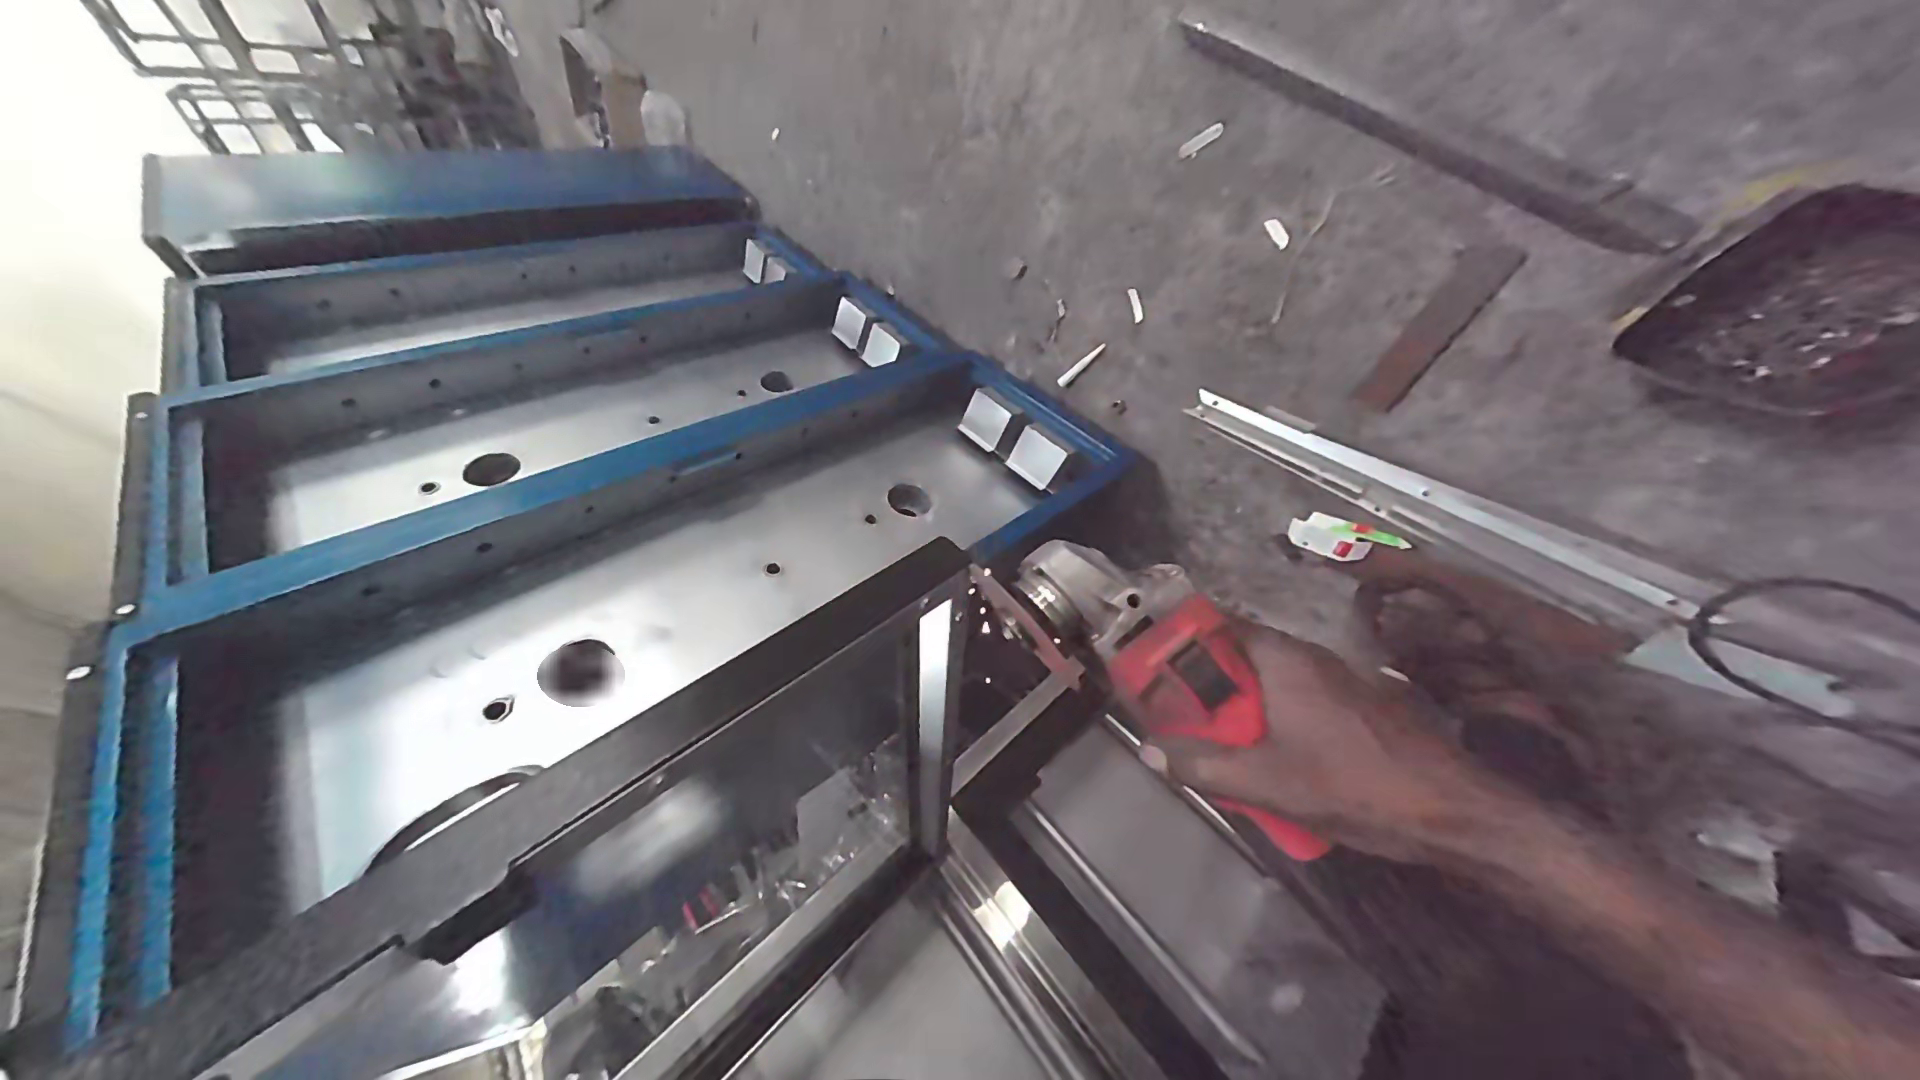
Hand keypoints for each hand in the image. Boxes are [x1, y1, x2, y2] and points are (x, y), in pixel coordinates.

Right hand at [1149, 619, 1520, 862]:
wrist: (1459, 814)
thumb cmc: (1358, 786)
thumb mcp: (1268, 783)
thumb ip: (1204, 766)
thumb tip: (1150, 751)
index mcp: (1284, 659)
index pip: (1220, 623)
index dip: (1183, 634)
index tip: (1155, 655)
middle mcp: (1309, 657)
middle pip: (1240, 652)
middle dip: (1205, 677)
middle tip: (1178, 706)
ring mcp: (1337, 678)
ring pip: (1269, 676)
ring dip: (1238, 699)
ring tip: (1216, 733)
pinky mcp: (1356, 703)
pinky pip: (1296, 694)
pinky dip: (1270, 711)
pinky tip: (1270, 752)